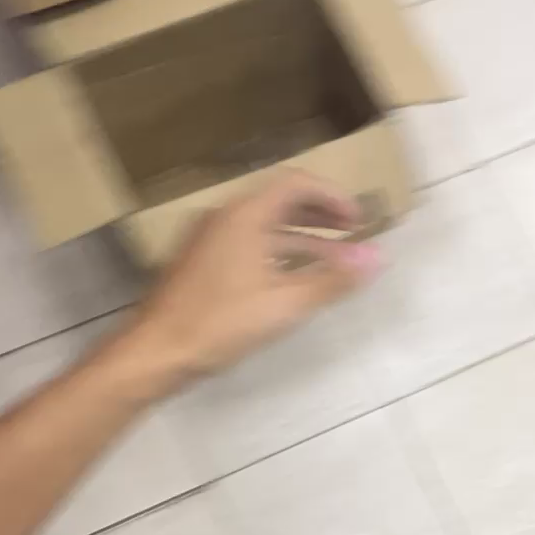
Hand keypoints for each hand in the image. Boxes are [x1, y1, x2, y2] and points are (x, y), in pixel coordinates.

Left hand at [110, 168, 381, 389]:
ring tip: (333, 259)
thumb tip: (377, 258)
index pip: (296, 184)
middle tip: (352, 232)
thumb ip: (333, 279)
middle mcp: (225, 217)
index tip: (359, 219)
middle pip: (280, 202)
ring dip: (302, 238)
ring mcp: (210, 239)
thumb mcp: (286, 303)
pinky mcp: (202, 263)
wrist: (157, 350)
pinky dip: (278, 253)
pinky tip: (293, 278)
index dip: (333, 196)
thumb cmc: (221, 323)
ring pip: (265, 227)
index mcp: (245, 216)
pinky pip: (249, 244)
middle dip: (320, 215)